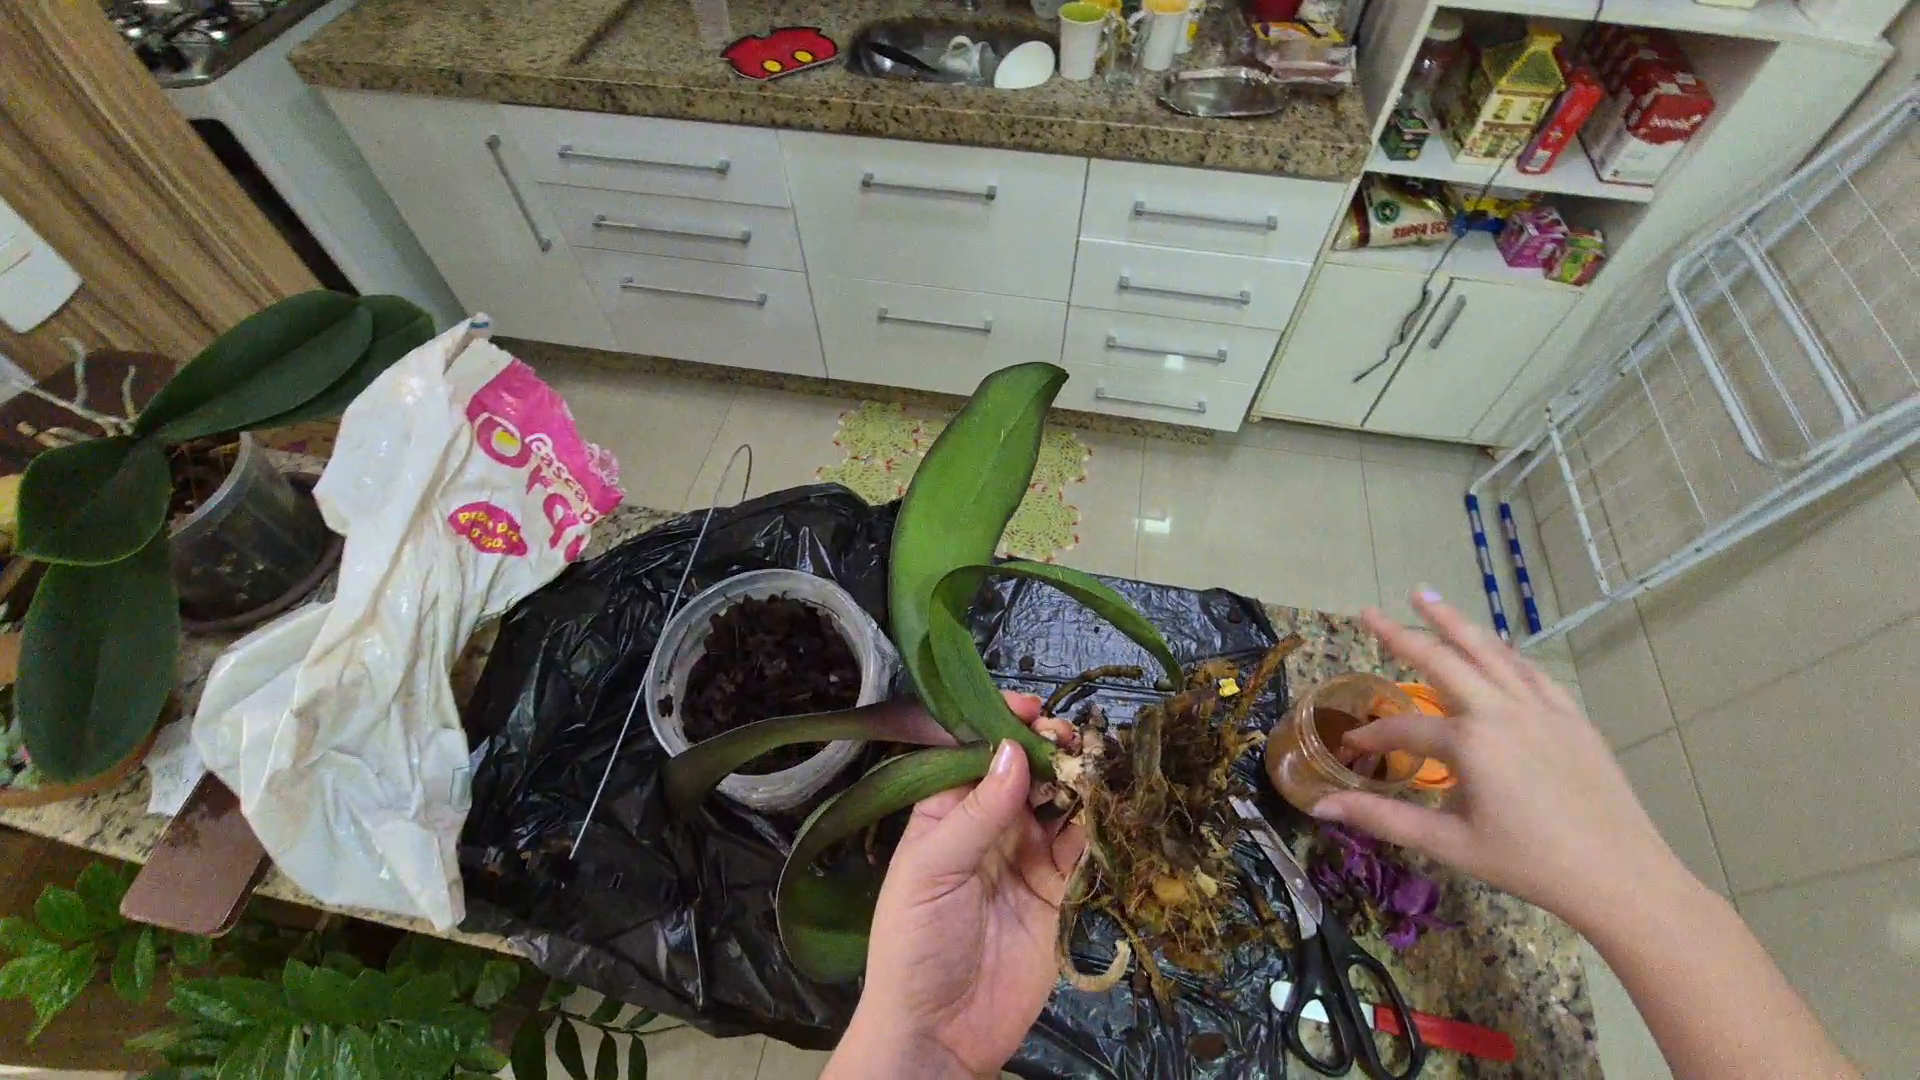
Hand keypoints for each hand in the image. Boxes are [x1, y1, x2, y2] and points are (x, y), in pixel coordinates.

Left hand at [826, 693, 1083, 1079]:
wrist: (941, 1034)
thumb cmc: (917, 942)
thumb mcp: (934, 869)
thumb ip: (977, 810)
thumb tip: (1012, 749)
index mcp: (943, 809)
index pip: (970, 750)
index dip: (998, 723)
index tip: (1030, 708)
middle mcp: (984, 822)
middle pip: (1018, 768)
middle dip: (1043, 746)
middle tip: (1067, 738)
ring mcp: (1021, 852)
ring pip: (1052, 798)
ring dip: (1071, 776)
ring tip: (1090, 761)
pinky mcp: (1053, 886)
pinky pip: (1076, 841)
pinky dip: (1091, 819)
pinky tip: (1103, 802)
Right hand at [1311, 591, 1682, 928]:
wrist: (1624, 882)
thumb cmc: (1529, 864)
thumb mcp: (1448, 844)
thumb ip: (1381, 817)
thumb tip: (1321, 806)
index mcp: (1471, 743)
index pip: (1404, 729)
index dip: (1372, 737)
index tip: (1350, 748)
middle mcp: (1502, 713)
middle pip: (1441, 661)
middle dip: (1400, 634)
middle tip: (1368, 612)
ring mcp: (1542, 711)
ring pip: (1489, 652)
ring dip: (1453, 622)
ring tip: (1424, 595)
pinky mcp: (1572, 719)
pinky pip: (1530, 672)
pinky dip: (1503, 651)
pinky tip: (1490, 642)